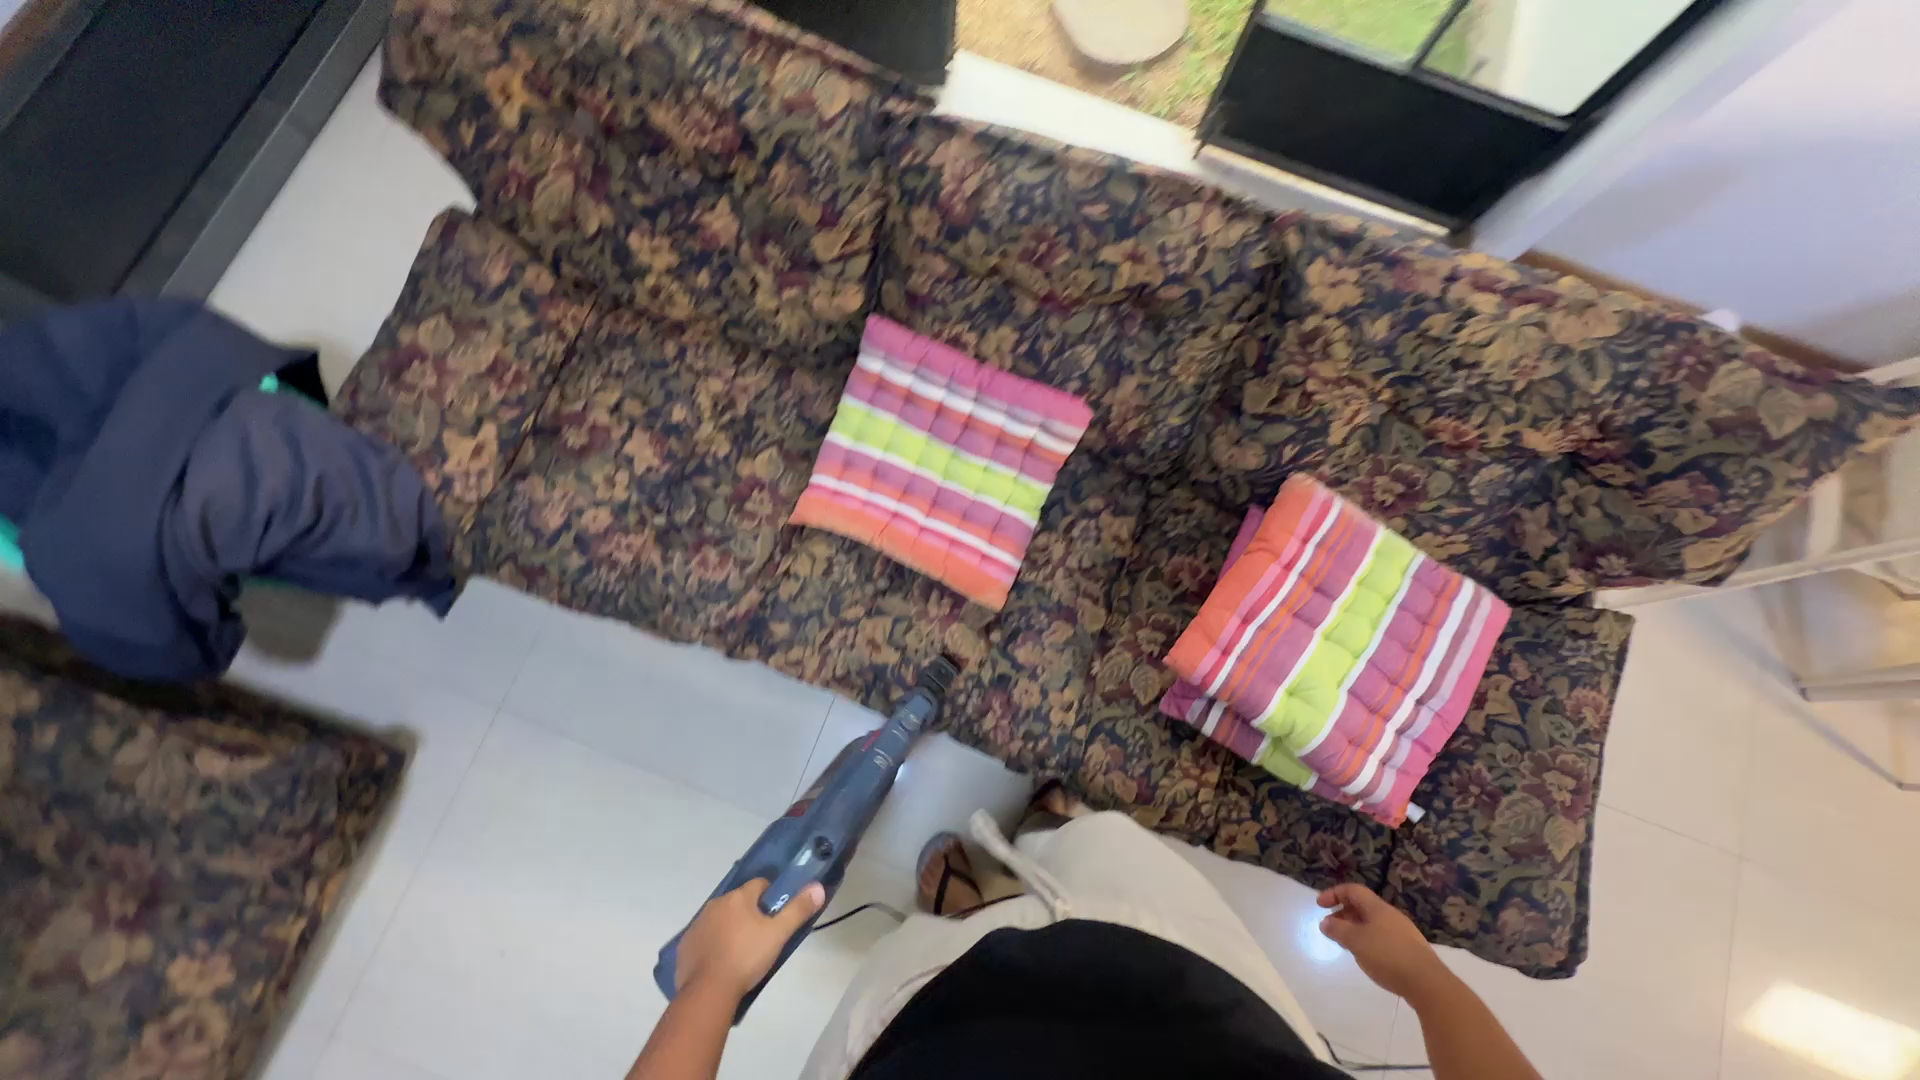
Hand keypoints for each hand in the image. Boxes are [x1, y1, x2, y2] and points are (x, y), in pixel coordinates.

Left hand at [674, 879, 826, 1001]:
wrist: (708, 991)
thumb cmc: (746, 958)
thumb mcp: (778, 935)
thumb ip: (798, 910)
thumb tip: (818, 887)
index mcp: (738, 898)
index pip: (759, 884)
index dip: (770, 897)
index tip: (776, 916)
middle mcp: (715, 904)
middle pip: (738, 901)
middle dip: (749, 913)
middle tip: (761, 936)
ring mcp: (697, 924)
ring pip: (720, 918)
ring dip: (730, 927)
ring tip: (740, 952)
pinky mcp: (685, 945)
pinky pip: (704, 937)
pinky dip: (712, 944)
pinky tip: (720, 962)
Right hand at [1316, 883, 1450, 1000]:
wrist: (1429, 983)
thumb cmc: (1388, 956)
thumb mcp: (1356, 941)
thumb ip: (1337, 930)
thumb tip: (1325, 922)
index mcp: (1377, 908)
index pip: (1352, 890)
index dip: (1334, 894)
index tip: (1320, 906)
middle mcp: (1391, 915)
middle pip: (1363, 906)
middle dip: (1343, 913)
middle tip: (1331, 927)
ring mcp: (1403, 933)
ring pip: (1373, 923)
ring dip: (1355, 929)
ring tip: (1346, 944)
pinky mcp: (1410, 950)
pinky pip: (1383, 937)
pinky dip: (1369, 941)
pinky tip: (1368, 957)